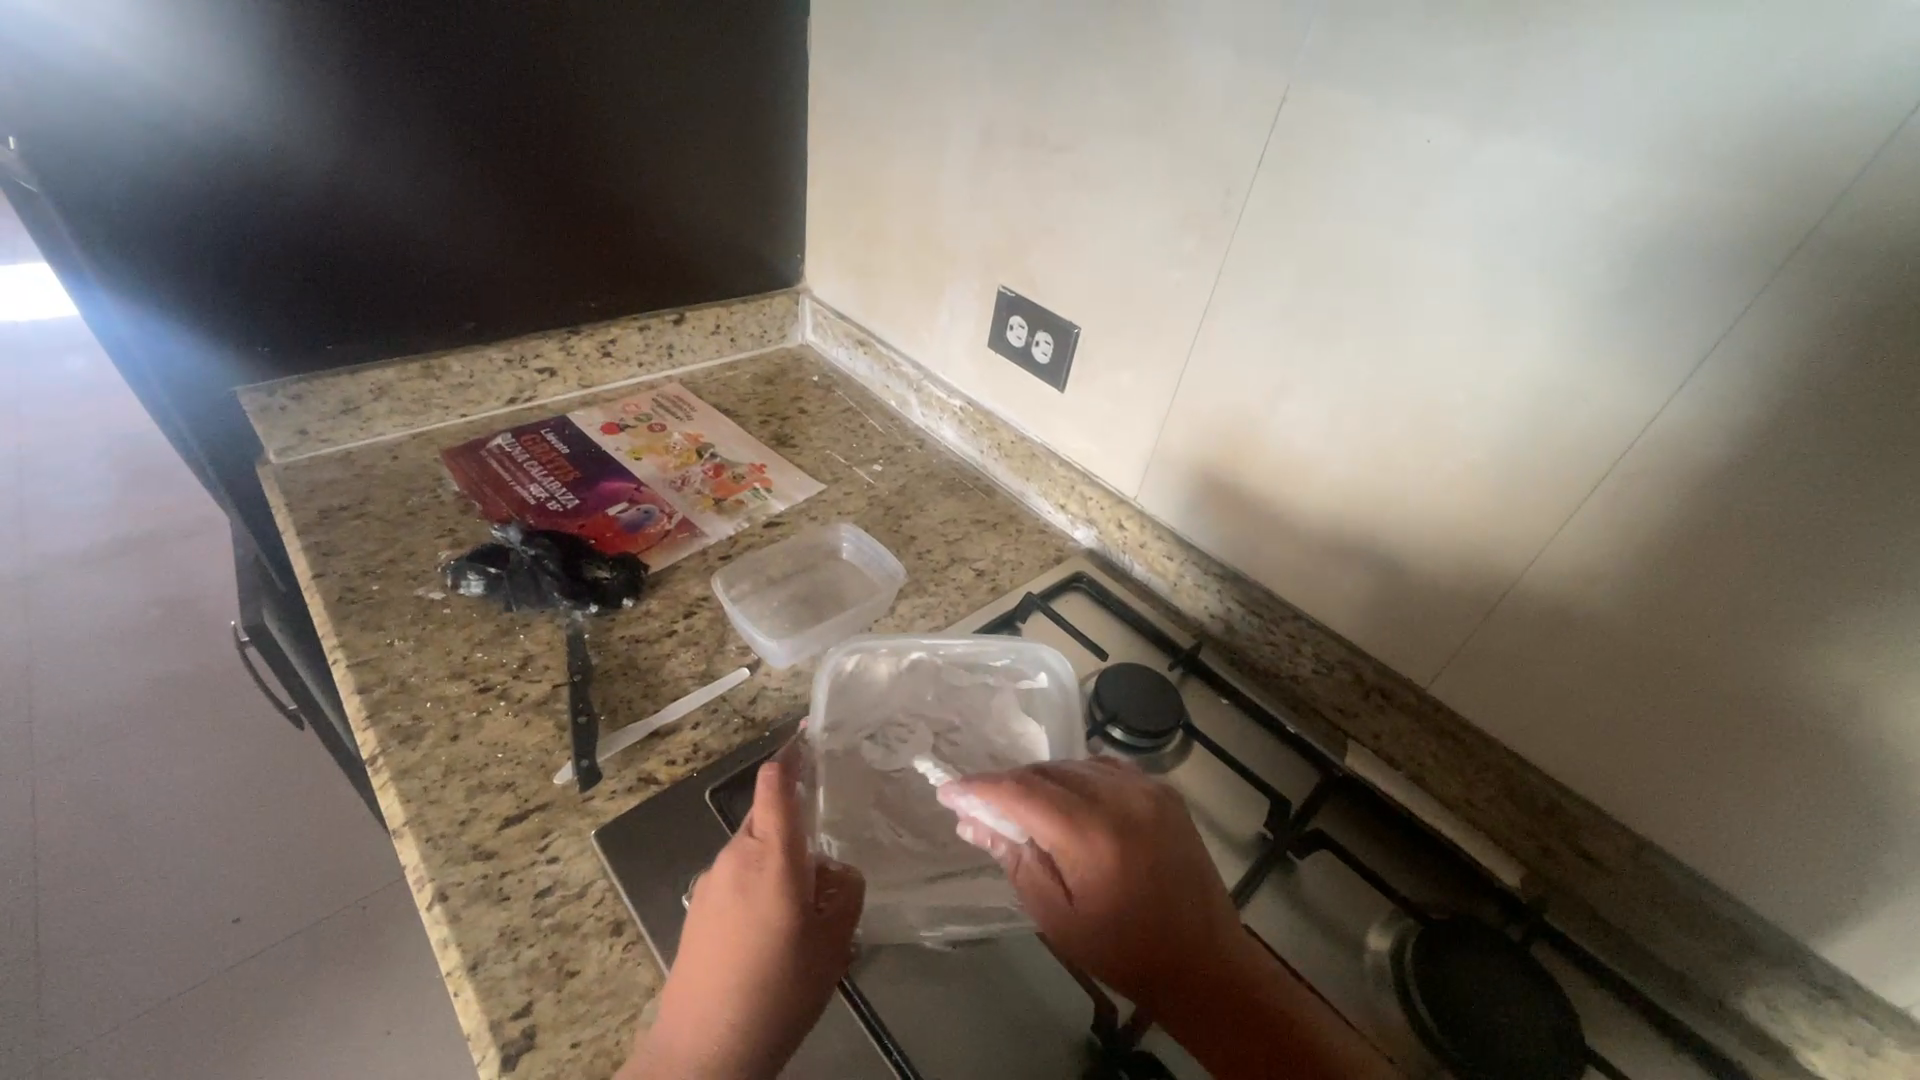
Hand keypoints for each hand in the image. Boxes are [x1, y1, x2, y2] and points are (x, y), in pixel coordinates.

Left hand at [621, 743, 863, 1079]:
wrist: (702, 1052)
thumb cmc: (778, 990)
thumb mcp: (834, 942)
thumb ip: (844, 892)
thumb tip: (833, 871)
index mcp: (772, 855)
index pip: (776, 784)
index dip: (792, 754)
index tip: (808, 734)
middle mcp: (735, 857)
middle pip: (767, 817)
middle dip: (796, 824)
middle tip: (827, 855)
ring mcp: (709, 883)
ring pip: (753, 850)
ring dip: (778, 861)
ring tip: (804, 909)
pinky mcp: (696, 910)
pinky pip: (736, 878)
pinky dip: (759, 886)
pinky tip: (772, 932)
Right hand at [941, 758, 1397, 1079]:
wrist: (1204, 961)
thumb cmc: (1123, 949)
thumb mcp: (1056, 915)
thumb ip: (1015, 859)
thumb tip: (973, 820)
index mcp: (1091, 833)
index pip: (1020, 791)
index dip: (979, 787)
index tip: (948, 791)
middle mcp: (1121, 797)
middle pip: (1046, 771)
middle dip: (1009, 784)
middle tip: (981, 806)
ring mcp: (1147, 788)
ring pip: (1075, 764)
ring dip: (1043, 779)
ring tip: (1023, 807)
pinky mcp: (1164, 790)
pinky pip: (1107, 768)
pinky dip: (1078, 777)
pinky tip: (1068, 799)